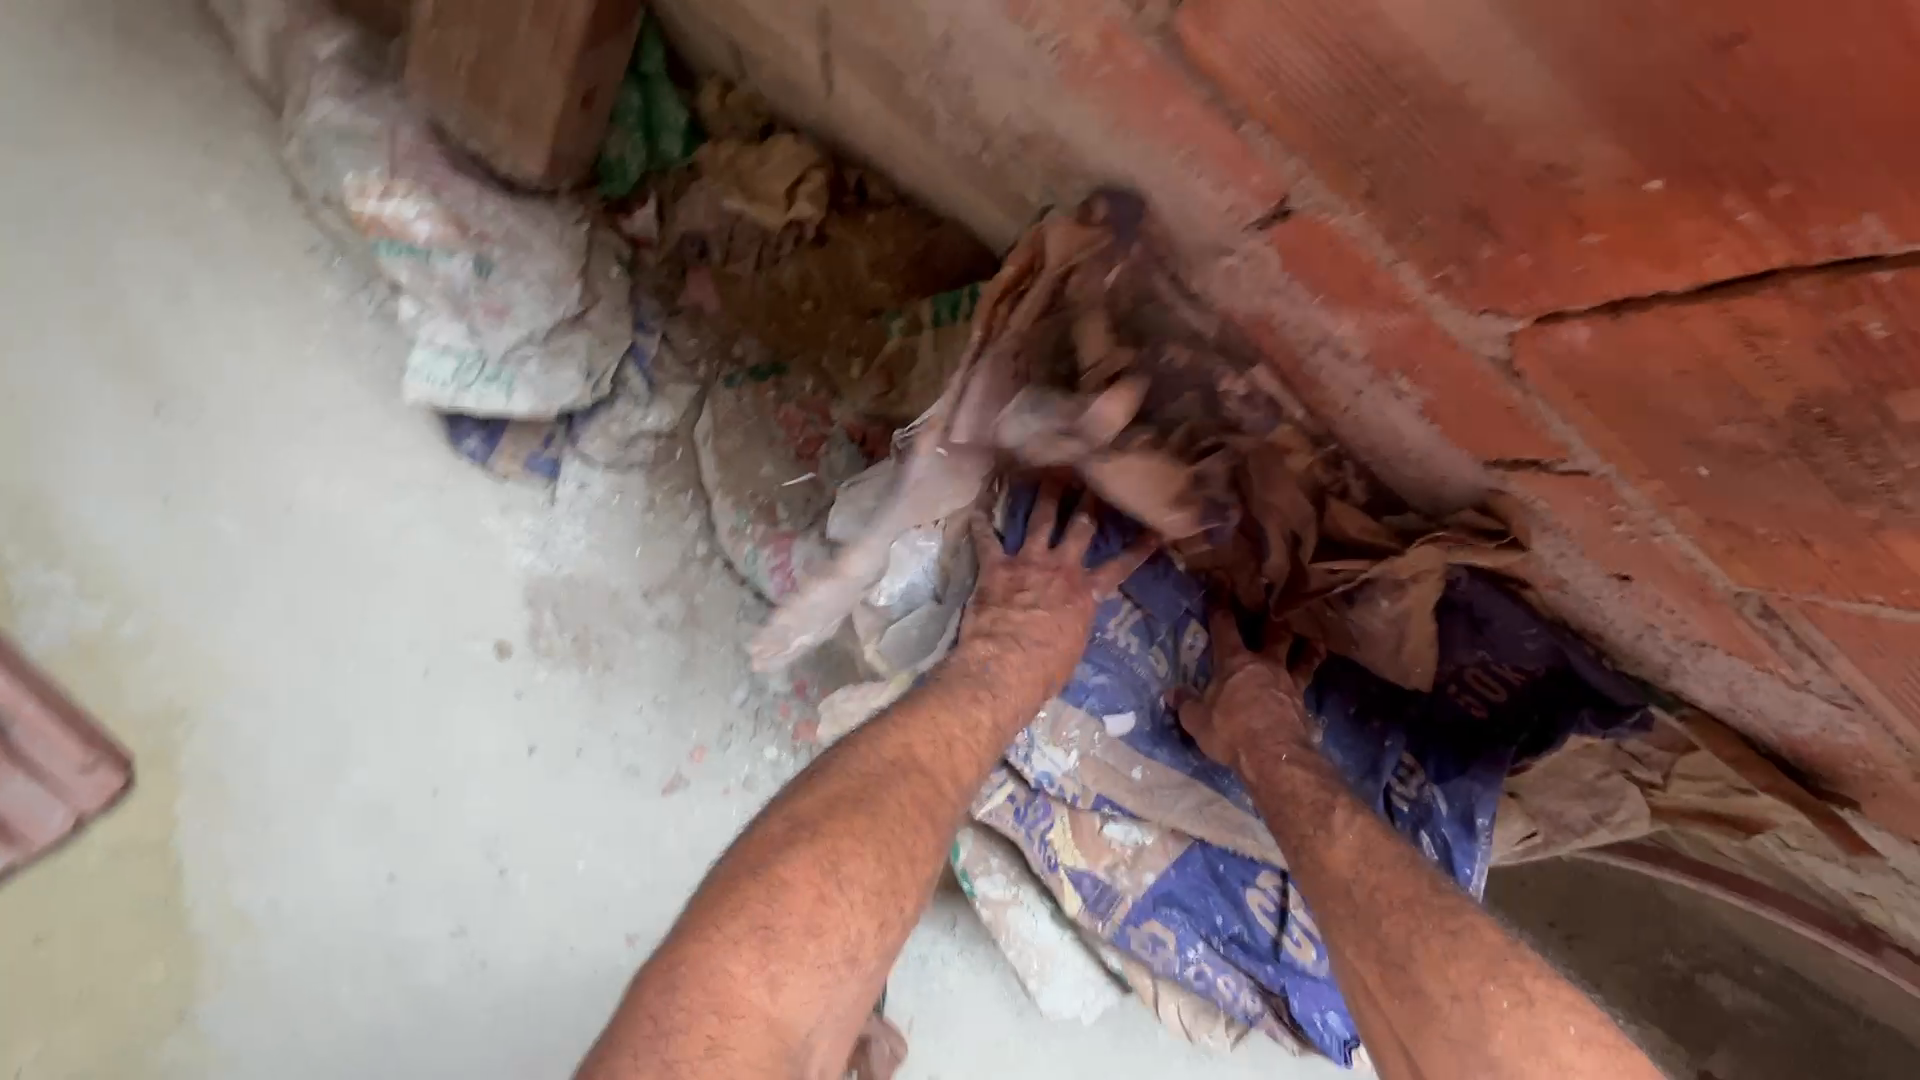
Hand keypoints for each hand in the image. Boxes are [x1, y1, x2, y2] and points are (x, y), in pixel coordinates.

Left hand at [957, 485, 1155, 705]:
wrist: (1007, 667)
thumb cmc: (1046, 669)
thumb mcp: (1074, 646)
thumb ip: (1076, 622)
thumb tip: (1072, 619)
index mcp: (1085, 593)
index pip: (1120, 566)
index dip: (1140, 548)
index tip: (1155, 528)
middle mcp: (1060, 569)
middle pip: (1080, 527)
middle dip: (1089, 501)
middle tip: (1093, 477)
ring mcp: (1027, 563)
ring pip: (1039, 520)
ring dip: (1045, 496)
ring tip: (1049, 473)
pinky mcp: (996, 567)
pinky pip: (987, 539)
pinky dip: (981, 523)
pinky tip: (978, 507)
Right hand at [1179, 605, 1322, 774]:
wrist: (1274, 756)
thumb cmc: (1230, 732)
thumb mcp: (1197, 721)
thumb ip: (1186, 704)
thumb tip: (1172, 693)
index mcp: (1235, 662)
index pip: (1224, 625)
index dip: (1220, 603)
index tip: (1221, 581)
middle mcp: (1265, 665)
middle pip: (1274, 634)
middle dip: (1273, 620)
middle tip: (1279, 606)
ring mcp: (1288, 684)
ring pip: (1302, 657)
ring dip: (1307, 648)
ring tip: (1314, 640)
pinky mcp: (1303, 705)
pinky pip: (1307, 686)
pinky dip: (1310, 682)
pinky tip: (1310, 686)